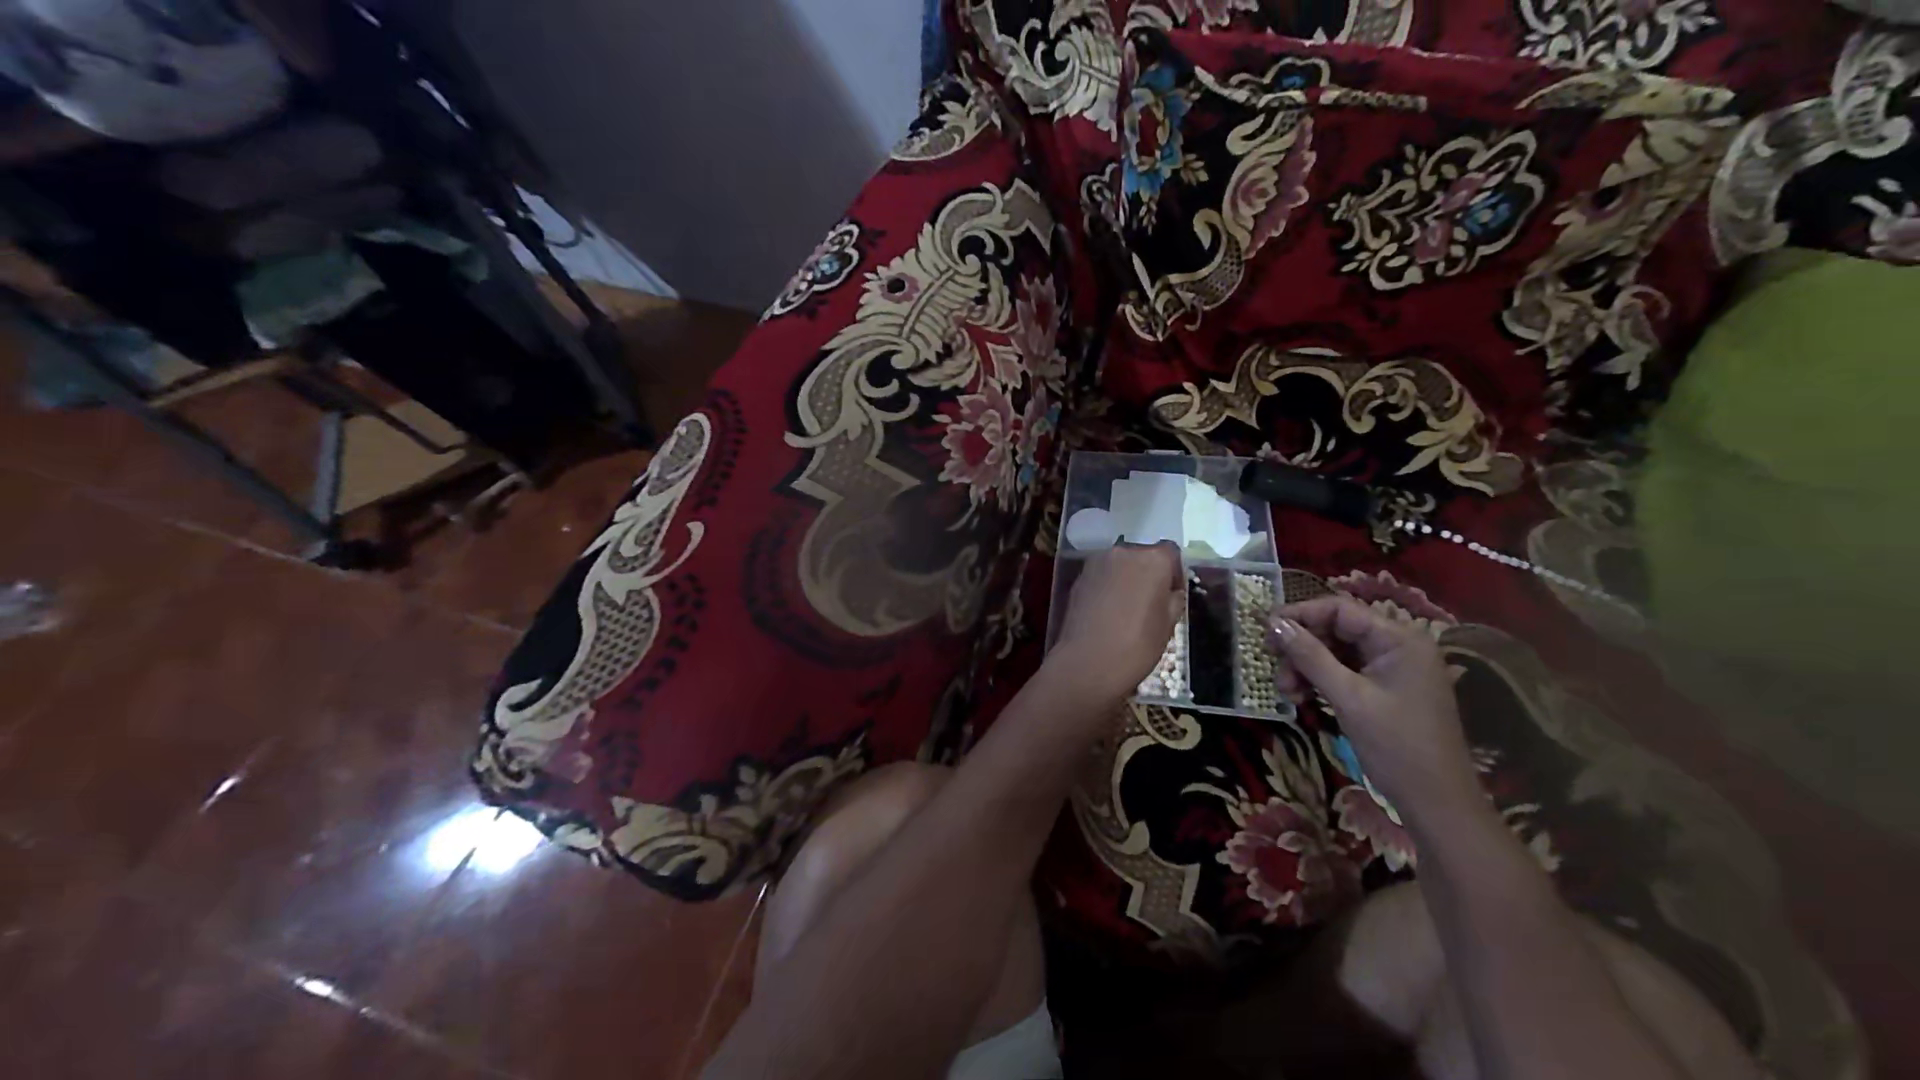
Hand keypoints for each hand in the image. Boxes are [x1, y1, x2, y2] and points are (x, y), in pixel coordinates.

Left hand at [1047, 543, 1183, 704]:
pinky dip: (1108, 586)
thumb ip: (1173, 599)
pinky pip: (1102, 575)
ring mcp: (1097, 563)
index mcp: (1153, 560)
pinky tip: (1108, 610)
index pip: (1171, 553)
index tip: (1173, 593)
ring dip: (1127, 578)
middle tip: (1151, 601)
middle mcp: (1124, 552)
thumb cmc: (1137, 646)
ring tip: (1128, 607)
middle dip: (1149, 573)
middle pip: (1143, 555)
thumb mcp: (1168, 626)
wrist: (1087, 663)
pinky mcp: (1080, 577)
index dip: (1174, 572)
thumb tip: (1170, 592)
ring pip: (1120, 564)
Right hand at [1267, 595, 1477, 813]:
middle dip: (1302, 646)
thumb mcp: (1348, 697)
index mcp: (1399, 639)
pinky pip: (1346, 671)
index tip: (1265, 630)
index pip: (1340, 609)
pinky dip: (1321, 680)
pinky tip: (1302, 698)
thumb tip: (1274, 624)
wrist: (1437, 802)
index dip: (1300, 615)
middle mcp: (1399, 645)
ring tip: (1287, 692)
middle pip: (1337, 629)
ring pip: (1337, 651)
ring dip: (1306, 666)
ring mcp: (1394, 668)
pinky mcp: (1387, 689)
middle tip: (1273, 666)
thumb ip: (1310, 656)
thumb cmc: (1396, 745)